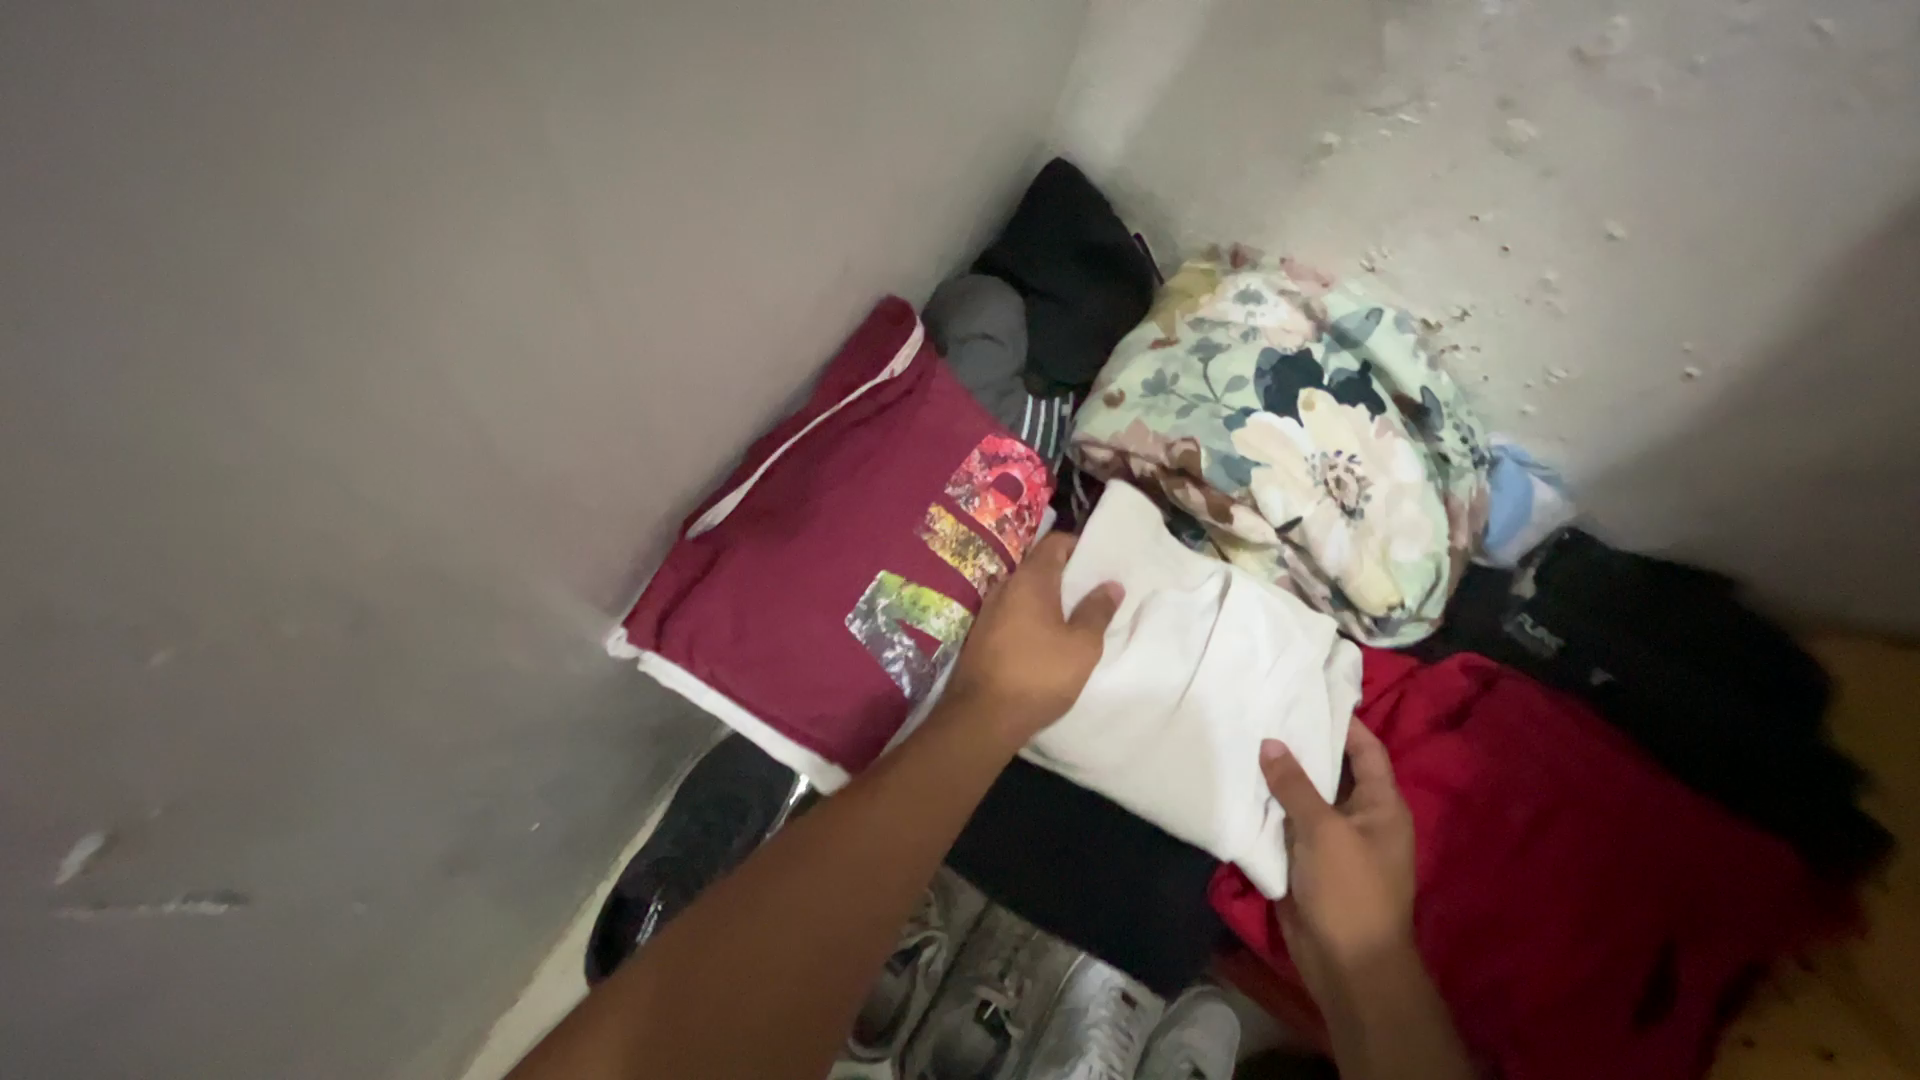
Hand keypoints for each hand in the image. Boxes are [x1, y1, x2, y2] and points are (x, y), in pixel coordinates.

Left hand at [944, 532, 1121, 743]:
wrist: (983, 716)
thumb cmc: (1039, 675)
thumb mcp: (1081, 646)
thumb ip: (1097, 611)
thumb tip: (1110, 584)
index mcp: (1029, 580)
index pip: (1054, 543)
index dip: (1078, 546)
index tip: (1100, 560)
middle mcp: (1004, 587)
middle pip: (1038, 566)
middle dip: (1066, 574)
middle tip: (1094, 589)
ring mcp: (988, 611)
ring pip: (1024, 592)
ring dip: (1048, 598)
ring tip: (1076, 614)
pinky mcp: (982, 635)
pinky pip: (1013, 613)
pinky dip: (1033, 616)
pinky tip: (1049, 636)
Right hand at [1261, 723, 1417, 1001]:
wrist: (1347, 964)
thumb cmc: (1350, 890)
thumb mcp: (1323, 830)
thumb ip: (1295, 785)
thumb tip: (1270, 742)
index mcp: (1381, 806)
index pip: (1366, 750)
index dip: (1343, 722)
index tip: (1308, 694)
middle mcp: (1359, 817)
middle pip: (1331, 770)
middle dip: (1300, 746)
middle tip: (1263, 711)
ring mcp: (1331, 840)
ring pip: (1303, 797)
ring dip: (1278, 776)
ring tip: (1243, 738)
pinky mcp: (1305, 860)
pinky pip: (1285, 824)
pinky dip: (1266, 807)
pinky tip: (1238, 784)